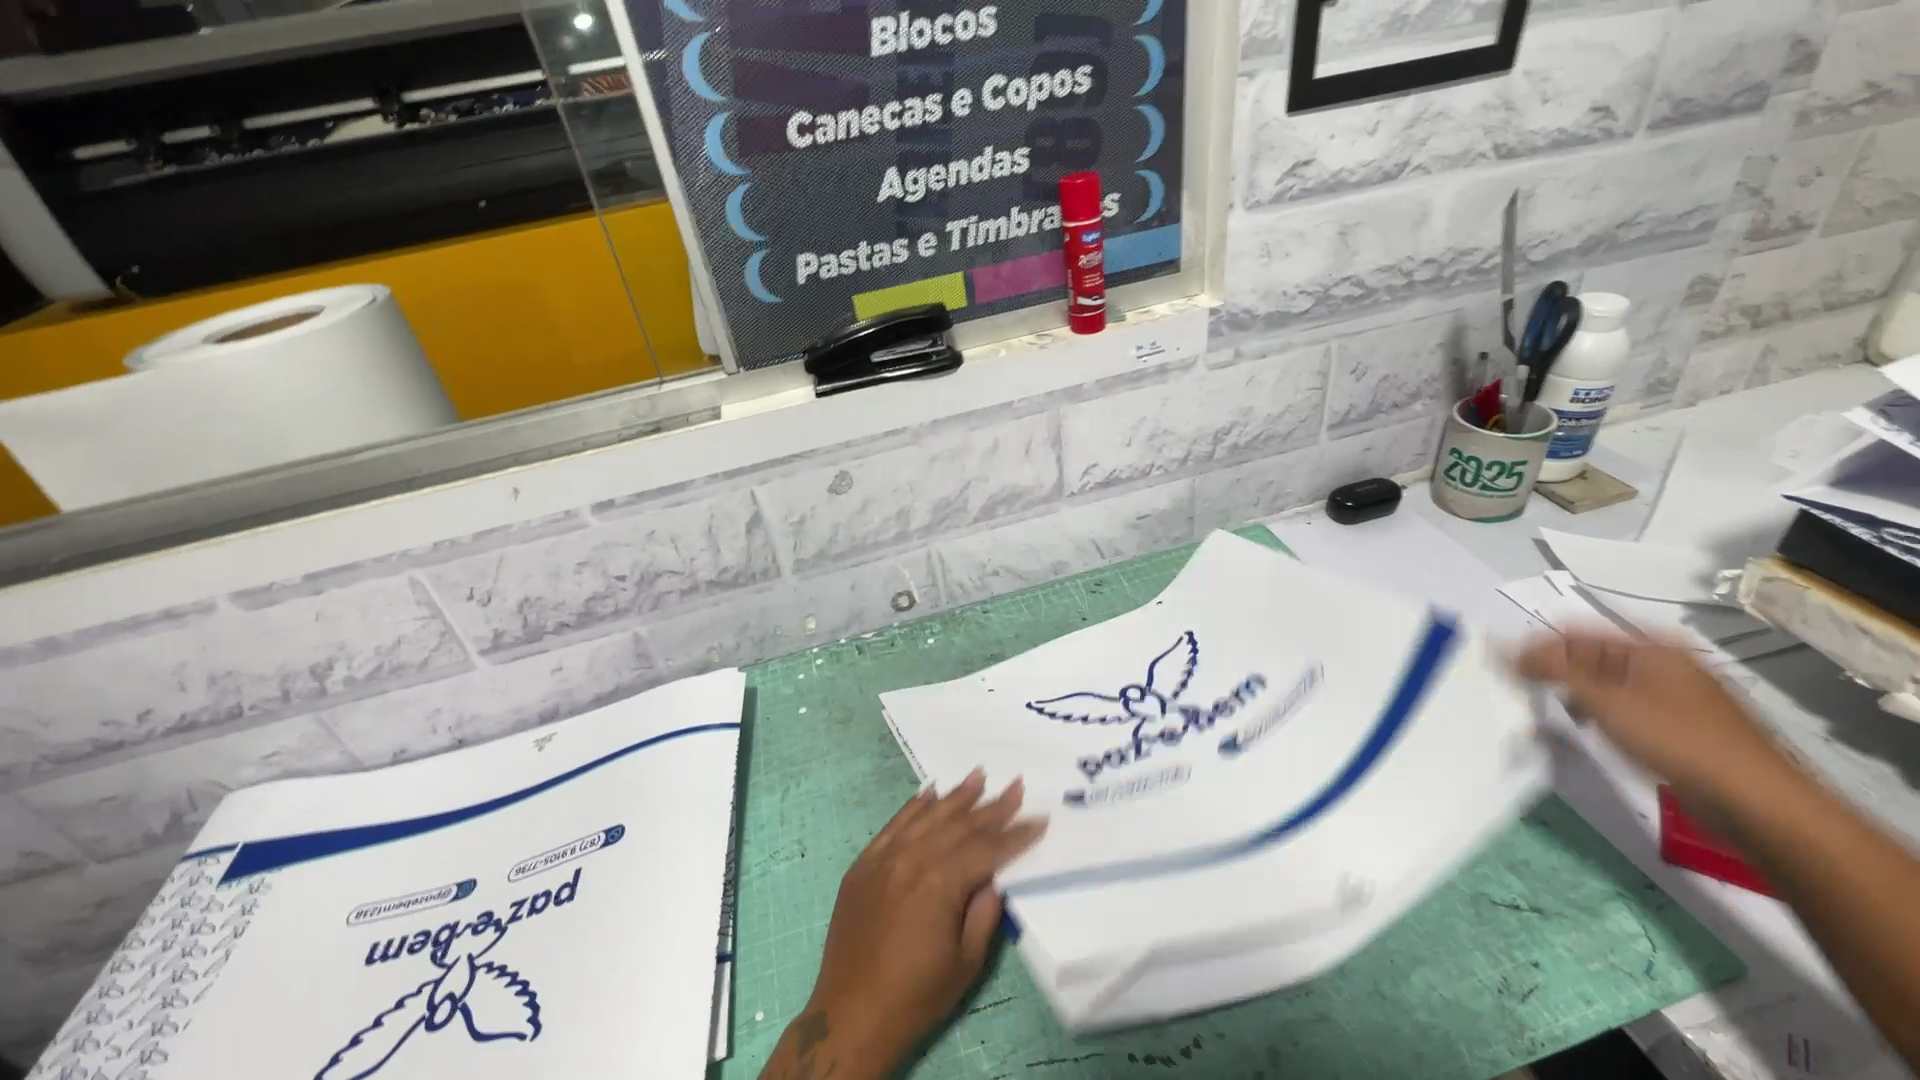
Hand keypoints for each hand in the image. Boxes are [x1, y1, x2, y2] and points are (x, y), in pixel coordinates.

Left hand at [762, 770, 1046, 1079]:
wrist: (851, 1015)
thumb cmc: (917, 995)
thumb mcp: (967, 960)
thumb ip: (984, 910)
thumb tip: (993, 876)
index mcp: (940, 883)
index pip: (987, 849)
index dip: (1016, 835)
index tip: (1039, 818)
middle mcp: (910, 860)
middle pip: (959, 825)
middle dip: (992, 806)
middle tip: (1016, 785)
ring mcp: (882, 859)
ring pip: (926, 817)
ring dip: (955, 796)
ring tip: (978, 775)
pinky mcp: (862, 866)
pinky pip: (892, 826)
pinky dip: (913, 807)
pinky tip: (930, 792)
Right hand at [1512, 632, 1786, 797]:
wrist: (1753, 800)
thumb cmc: (1676, 740)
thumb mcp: (1606, 702)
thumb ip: (1554, 672)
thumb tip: (1507, 650)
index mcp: (1651, 647)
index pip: (1576, 634)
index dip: (1537, 648)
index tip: (1505, 670)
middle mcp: (1663, 663)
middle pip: (1591, 657)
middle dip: (1555, 673)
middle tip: (1523, 694)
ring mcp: (1673, 695)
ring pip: (1606, 684)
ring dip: (1575, 696)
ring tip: (1553, 715)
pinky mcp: (1678, 725)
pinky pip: (1624, 707)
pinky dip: (1600, 714)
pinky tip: (1590, 731)